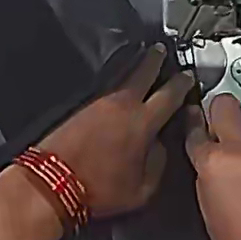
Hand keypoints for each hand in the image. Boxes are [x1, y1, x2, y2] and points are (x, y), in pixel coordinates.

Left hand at [37, 45, 194, 216]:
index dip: (181, 83)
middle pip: (142, 72)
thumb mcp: (142, 188)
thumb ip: (158, 163)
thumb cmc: (98, 188)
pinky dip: (117, 85)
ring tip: (141, 65)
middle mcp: (121, 106)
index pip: (169, 95)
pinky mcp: (81, 108)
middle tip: (160, 51)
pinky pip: (106, 90)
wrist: (53, 181)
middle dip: (154, 59)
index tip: (187, 77)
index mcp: (142, 122)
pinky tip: (118, 90)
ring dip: (134, 70)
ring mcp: (99, 104)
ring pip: (122, 79)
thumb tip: (159, 147)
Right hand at [185, 94, 240, 239]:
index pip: (195, 128)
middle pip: (225, 106)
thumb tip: (205, 169)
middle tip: (211, 129)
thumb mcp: (210, 218)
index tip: (190, 123)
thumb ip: (205, 182)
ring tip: (236, 166)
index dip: (191, 125)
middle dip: (216, 112)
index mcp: (215, 162)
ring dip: (240, 140)